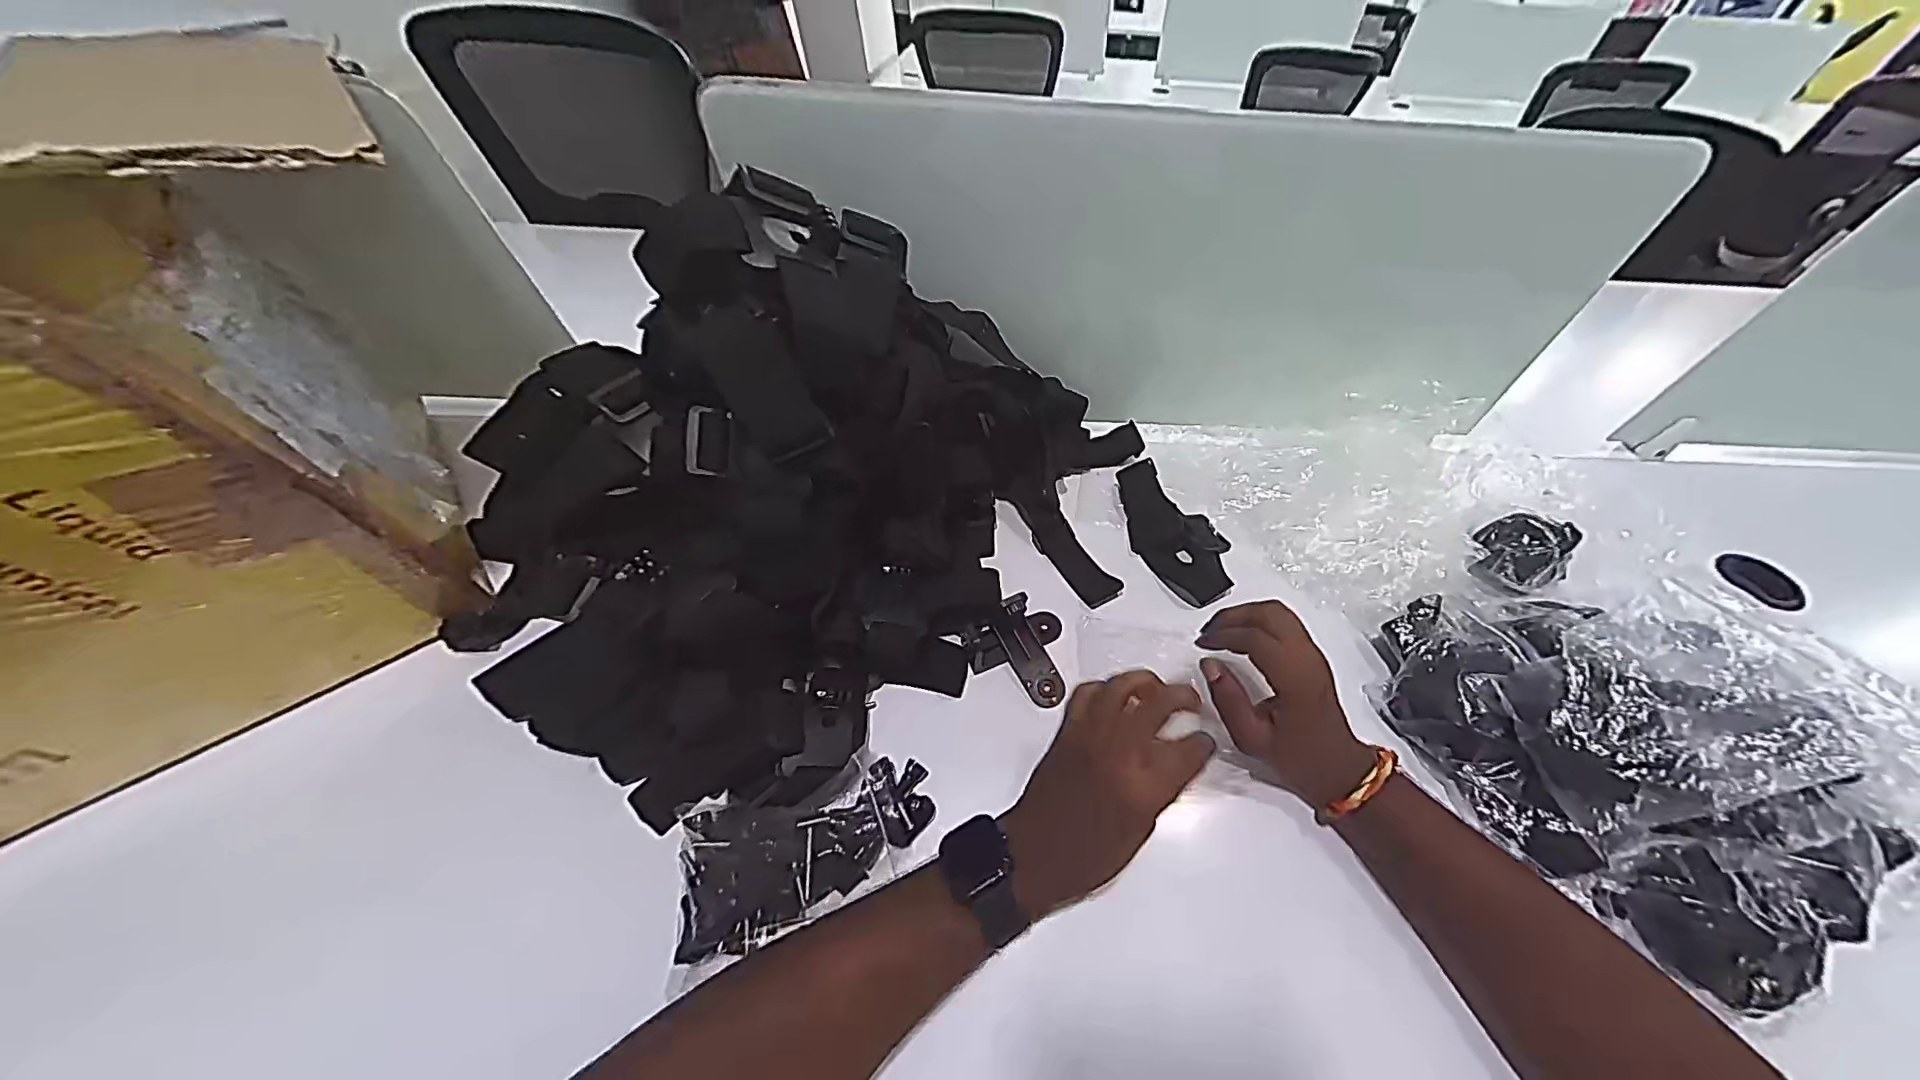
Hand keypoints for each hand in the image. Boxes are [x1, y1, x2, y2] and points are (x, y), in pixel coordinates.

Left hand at [1000, 672, 1214, 917]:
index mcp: (1147, 783)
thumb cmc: (1084, 855)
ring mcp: (1091, 736)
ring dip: (1145, 682)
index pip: (1192, 747)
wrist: (1036, 854)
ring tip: (1155, 688)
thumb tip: (1171, 769)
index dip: (1204, 743)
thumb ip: (1161, 790)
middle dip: (1184, 697)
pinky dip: (1104, 688)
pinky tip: (1112, 695)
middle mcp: (1120, 752)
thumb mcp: (1141, 829)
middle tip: (1191, 702)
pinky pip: (1087, 694)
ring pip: (1123, 686)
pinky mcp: (1068, 731)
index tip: (1205, 742)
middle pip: (1162, 702)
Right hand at [1196, 601, 1377, 810]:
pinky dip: (1257, 621)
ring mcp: (1313, 656)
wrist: (1337, 767)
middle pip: (1270, 613)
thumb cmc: (1302, 757)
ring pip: (1278, 612)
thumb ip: (1228, 700)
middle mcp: (1309, 661)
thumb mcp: (1253, 738)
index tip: (1205, 643)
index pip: (1257, 638)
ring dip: (1246, 615)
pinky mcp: (1311, 656)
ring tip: (1222, 631)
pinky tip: (1240, 636)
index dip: (1224, 634)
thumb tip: (1211, 667)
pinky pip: (1284, 623)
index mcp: (1296, 680)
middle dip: (1234, 616)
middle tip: (1211, 630)